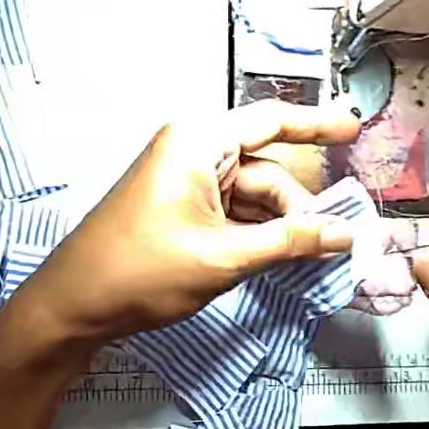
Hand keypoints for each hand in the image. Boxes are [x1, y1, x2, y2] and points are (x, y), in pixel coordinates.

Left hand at [0, 101, 360, 369]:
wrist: (73, 307)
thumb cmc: (142, 270)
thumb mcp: (225, 256)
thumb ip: (291, 242)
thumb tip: (345, 234)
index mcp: (199, 142)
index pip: (271, 121)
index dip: (317, 125)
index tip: (354, 127)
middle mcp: (195, 152)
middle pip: (267, 170)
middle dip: (298, 207)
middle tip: (331, 241)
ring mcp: (187, 182)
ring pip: (253, 197)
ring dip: (279, 226)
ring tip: (304, 258)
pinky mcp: (183, 210)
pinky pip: (234, 213)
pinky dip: (258, 233)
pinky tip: (278, 257)